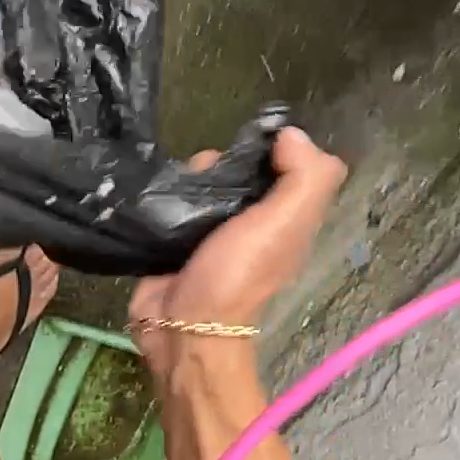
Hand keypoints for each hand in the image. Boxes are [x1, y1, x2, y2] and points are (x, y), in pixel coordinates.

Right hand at [130, 127, 346, 377]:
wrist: (180, 325)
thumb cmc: (236, 274)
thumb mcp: (285, 221)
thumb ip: (304, 174)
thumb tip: (289, 134)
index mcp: (285, 217)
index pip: (287, 168)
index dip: (274, 148)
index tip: (251, 142)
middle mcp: (249, 224)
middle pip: (239, 176)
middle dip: (222, 162)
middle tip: (205, 169)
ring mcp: (207, 237)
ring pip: (200, 191)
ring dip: (187, 180)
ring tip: (177, 185)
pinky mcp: (171, 247)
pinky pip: (168, 212)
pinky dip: (163, 201)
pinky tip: (156, 199)